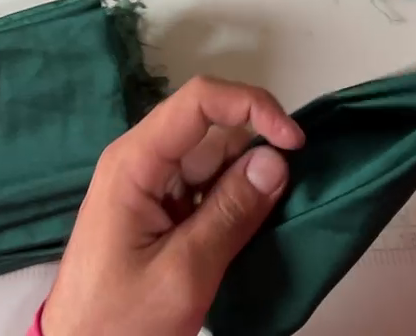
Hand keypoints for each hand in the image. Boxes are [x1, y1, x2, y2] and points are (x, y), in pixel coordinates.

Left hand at [43, 76, 304, 335]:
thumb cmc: (120, 320)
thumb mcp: (183, 272)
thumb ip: (231, 214)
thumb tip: (276, 160)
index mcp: (136, 160)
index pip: (198, 101)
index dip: (251, 105)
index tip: (295, 141)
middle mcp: (143, 160)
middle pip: (210, 129)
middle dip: (256, 148)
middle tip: (295, 190)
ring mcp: (151, 185)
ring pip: (213, 159)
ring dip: (249, 178)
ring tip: (277, 215)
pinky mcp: (160, 210)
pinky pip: (206, 187)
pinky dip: (236, 200)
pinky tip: (256, 225)